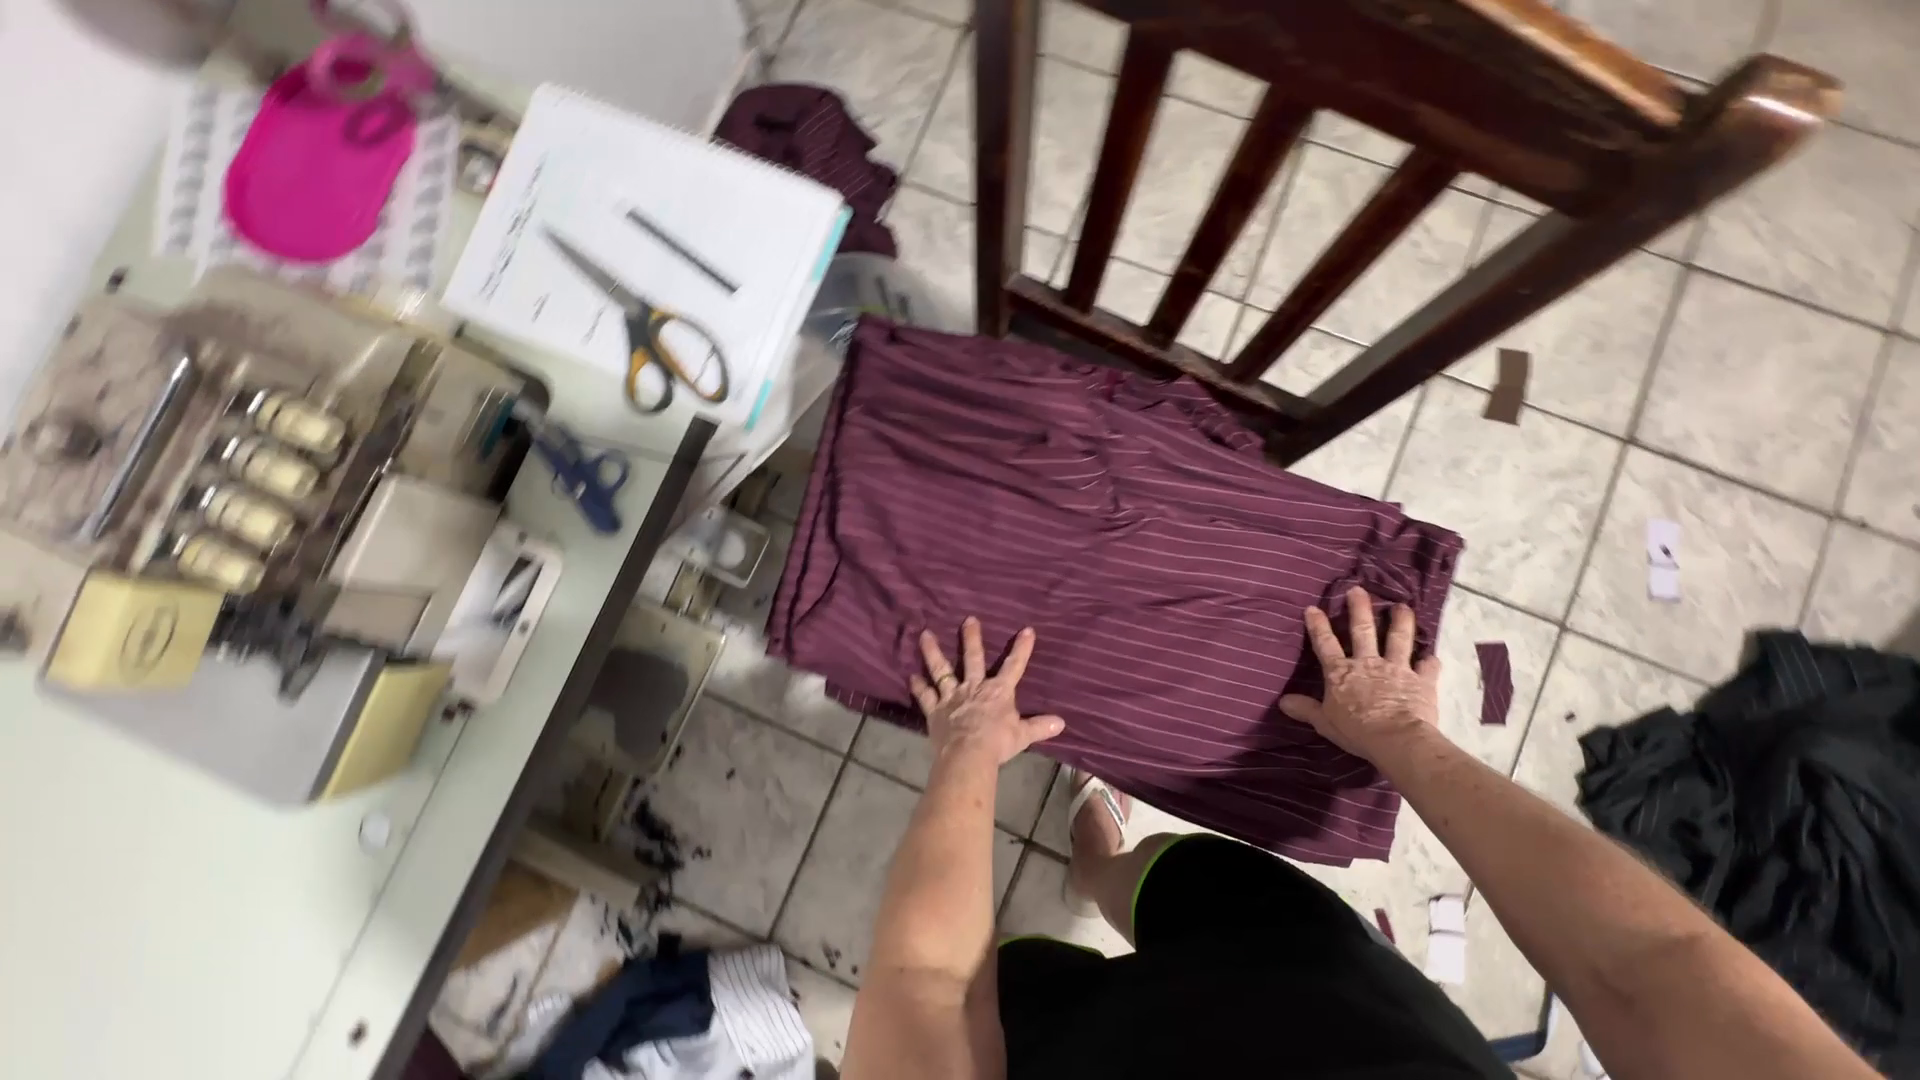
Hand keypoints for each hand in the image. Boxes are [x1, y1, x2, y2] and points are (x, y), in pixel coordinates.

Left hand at [910, 617, 1065, 765]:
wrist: (968, 754)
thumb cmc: (997, 743)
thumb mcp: (1023, 735)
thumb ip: (1039, 727)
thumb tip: (1061, 723)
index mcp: (998, 691)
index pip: (1014, 666)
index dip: (1021, 648)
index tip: (1027, 630)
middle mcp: (974, 687)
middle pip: (973, 658)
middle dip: (972, 638)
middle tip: (968, 619)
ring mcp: (952, 696)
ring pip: (941, 670)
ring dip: (933, 652)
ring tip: (925, 635)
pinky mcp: (935, 709)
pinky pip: (925, 695)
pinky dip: (918, 686)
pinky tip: (911, 675)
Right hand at [1278, 586, 1441, 760]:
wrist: (1397, 739)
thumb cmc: (1356, 731)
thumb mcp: (1324, 722)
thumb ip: (1306, 709)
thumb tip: (1283, 701)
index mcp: (1340, 673)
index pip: (1325, 644)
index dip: (1318, 626)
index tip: (1313, 608)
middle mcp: (1367, 663)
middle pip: (1362, 631)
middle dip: (1359, 609)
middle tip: (1358, 590)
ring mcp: (1396, 669)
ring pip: (1398, 639)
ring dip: (1400, 622)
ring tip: (1402, 607)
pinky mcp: (1421, 681)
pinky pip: (1428, 668)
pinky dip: (1430, 661)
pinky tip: (1432, 656)